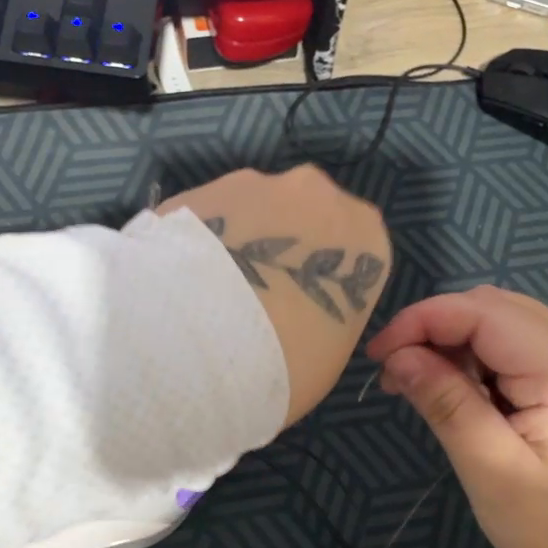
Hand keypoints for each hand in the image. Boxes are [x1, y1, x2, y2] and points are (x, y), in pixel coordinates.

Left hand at [160, 165, 390, 427]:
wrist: (206, 342)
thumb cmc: (287, 363)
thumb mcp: (328, 354)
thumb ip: (326, 318)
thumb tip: (299, 319)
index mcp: (364, 237)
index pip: (354, 250)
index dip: (322, 279)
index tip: (301, 311)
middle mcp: (317, 195)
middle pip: (303, 217)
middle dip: (281, 249)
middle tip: (255, 299)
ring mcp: (255, 184)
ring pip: (251, 210)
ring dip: (237, 242)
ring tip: (212, 293)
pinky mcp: (200, 188)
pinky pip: (207, 217)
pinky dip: (198, 243)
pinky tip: (183, 282)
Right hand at [365, 286, 547, 547]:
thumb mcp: (491, 472)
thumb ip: (446, 404)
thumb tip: (399, 356)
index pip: (483, 312)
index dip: (422, 320)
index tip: (377, 356)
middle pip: (497, 309)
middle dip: (437, 328)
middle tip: (396, 374)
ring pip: (510, 325)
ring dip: (459, 343)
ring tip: (423, 386)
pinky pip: (525, 351)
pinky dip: (484, 360)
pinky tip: (465, 394)